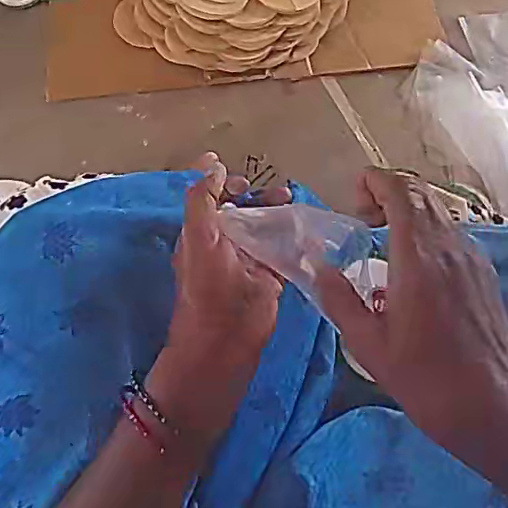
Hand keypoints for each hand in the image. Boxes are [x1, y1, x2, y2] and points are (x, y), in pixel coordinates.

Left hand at [168, 153, 289, 359]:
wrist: (225, 343)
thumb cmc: (207, 288)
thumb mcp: (198, 237)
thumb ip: (201, 200)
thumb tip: (212, 164)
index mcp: (203, 233)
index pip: (215, 199)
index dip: (229, 186)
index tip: (246, 184)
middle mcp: (226, 244)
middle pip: (244, 210)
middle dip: (260, 196)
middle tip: (279, 192)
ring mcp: (250, 261)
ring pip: (266, 227)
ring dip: (279, 212)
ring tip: (293, 203)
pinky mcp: (271, 276)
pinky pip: (285, 249)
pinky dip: (297, 237)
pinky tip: (309, 229)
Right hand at [313, 170, 507, 477]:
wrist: (498, 409)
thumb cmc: (428, 379)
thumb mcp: (369, 345)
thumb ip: (339, 299)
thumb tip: (320, 268)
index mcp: (419, 254)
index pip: (400, 190)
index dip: (375, 181)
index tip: (354, 197)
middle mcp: (449, 245)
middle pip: (420, 193)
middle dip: (388, 192)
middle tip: (363, 220)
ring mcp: (472, 257)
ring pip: (438, 211)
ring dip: (408, 211)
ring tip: (383, 242)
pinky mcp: (484, 274)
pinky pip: (451, 233)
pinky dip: (426, 231)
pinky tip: (413, 270)